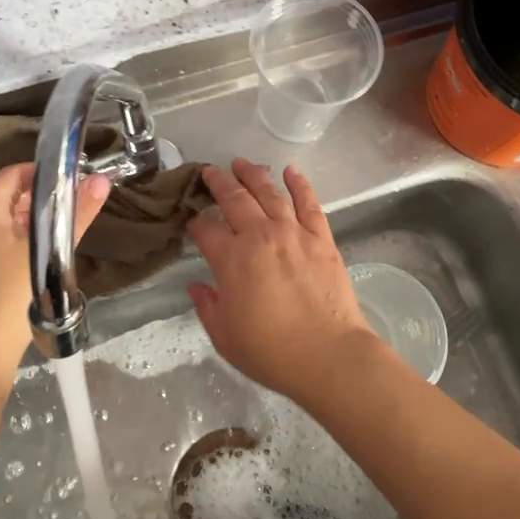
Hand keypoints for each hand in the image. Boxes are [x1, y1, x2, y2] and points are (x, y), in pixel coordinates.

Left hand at [0, 164, 110, 392]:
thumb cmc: (9, 299)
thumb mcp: (49, 253)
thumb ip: (77, 214)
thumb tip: (102, 181)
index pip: (14, 173)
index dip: (46, 175)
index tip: (75, 185)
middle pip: (5, 194)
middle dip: (40, 200)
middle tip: (72, 212)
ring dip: (28, 221)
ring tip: (60, 234)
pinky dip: (13, 239)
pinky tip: (37, 256)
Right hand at [185, 159, 382, 401]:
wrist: (328, 355)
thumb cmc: (271, 352)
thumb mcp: (225, 336)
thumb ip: (207, 306)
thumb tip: (196, 285)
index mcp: (231, 260)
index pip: (206, 229)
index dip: (196, 222)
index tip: (192, 220)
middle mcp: (260, 236)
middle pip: (234, 199)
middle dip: (218, 182)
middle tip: (209, 172)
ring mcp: (293, 233)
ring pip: (269, 193)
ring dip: (253, 174)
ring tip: (241, 163)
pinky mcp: (321, 238)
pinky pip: (309, 202)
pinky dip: (299, 183)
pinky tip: (290, 171)